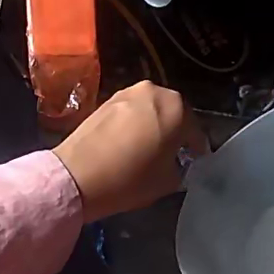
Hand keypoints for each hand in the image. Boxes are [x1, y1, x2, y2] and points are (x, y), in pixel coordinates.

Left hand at [52, 82, 206, 222]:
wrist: (77, 175)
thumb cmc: (130, 179)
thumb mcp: (168, 181)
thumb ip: (180, 167)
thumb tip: (175, 162)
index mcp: (177, 108)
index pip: (195, 131)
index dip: (196, 149)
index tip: (194, 162)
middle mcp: (154, 92)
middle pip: (172, 113)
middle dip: (174, 131)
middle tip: (171, 154)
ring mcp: (126, 93)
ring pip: (149, 110)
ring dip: (152, 125)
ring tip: (148, 149)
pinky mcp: (104, 101)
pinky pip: (128, 112)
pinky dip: (132, 125)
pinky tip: (127, 144)